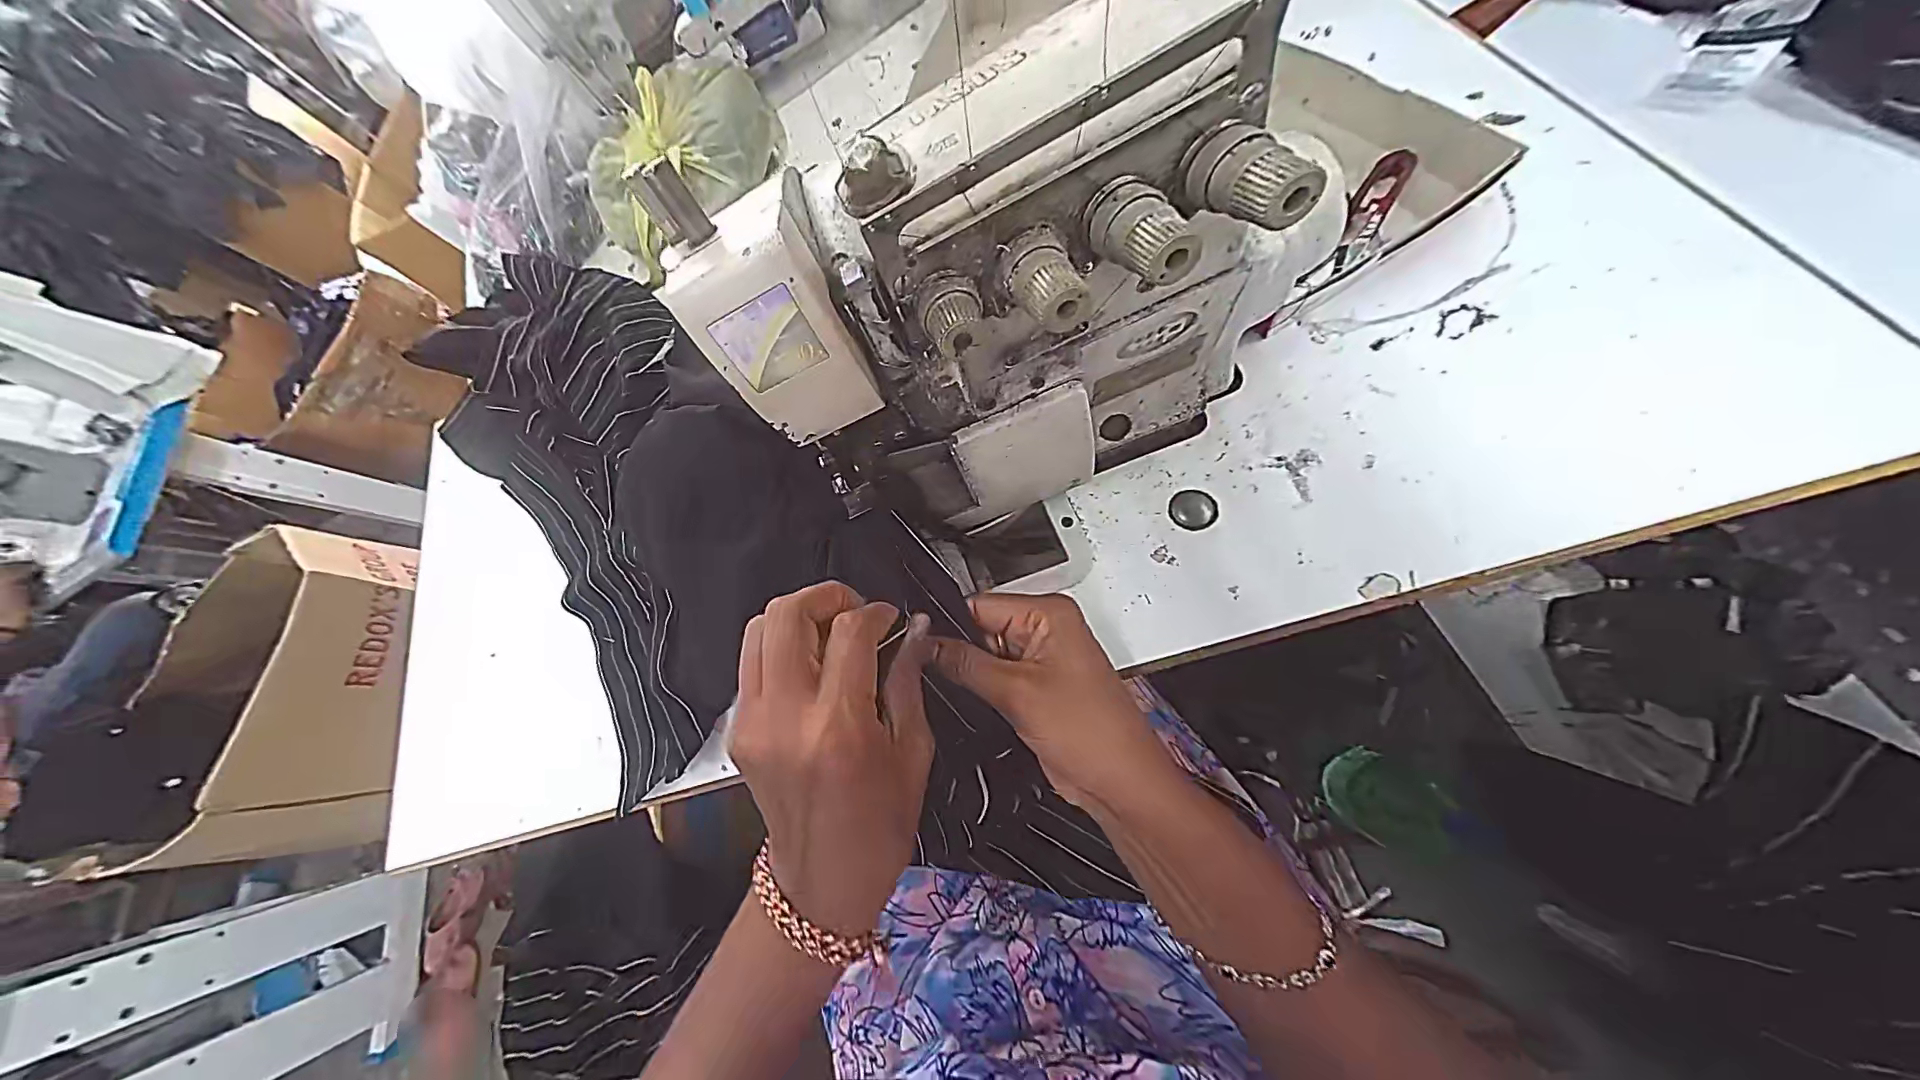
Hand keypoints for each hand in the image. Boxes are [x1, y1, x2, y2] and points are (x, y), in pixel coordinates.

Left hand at [730, 582, 933, 937]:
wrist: (823, 881)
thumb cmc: (879, 827)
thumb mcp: (912, 751)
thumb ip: (906, 681)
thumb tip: (910, 633)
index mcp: (838, 726)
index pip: (850, 631)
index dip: (876, 612)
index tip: (890, 617)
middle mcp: (786, 718)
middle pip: (787, 613)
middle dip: (827, 596)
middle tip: (854, 609)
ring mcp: (753, 723)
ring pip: (758, 629)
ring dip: (798, 617)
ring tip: (830, 633)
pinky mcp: (739, 731)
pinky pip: (753, 663)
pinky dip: (781, 648)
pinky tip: (811, 666)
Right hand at [930, 593, 1181, 817]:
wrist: (1119, 782)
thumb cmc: (1097, 734)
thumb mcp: (1018, 693)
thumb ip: (966, 664)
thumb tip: (929, 645)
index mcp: (1050, 614)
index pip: (980, 604)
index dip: (949, 625)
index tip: (923, 645)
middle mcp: (1048, 630)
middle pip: (981, 629)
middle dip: (962, 653)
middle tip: (946, 676)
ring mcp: (1042, 660)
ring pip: (987, 657)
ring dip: (975, 676)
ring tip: (981, 697)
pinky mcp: (1036, 687)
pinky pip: (998, 679)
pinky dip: (986, 691)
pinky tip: (987, 706)